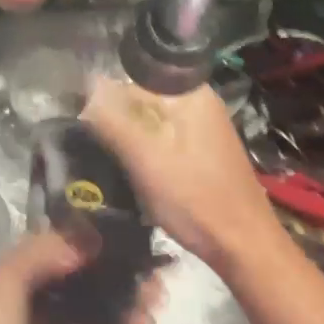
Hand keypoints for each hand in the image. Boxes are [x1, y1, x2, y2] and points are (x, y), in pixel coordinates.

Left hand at [0, 231, 159, 323]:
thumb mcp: (6, 278)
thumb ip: (45, 253)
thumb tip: (92, 237)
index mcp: (22, 273)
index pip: (64, 249)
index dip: (94, 240)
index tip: (127, 231)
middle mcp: (44, 300)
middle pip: (89, 281)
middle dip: (119, 272)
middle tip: (152, 265)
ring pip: (102, 313)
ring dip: (128, 302)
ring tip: (155, 292)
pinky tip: (143, 323)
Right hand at [80, 77, 282, 269]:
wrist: (243, 246)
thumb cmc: (193, 198)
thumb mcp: (143, 157)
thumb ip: (112, 118)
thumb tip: (85, 84)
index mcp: (190, 93)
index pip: (134, 77)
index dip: (103, 94)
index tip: (80, 118)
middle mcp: (200, 102)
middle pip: (142, 98)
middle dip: (115, 116)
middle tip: (88, 142)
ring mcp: (204, 128)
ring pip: (151, 120)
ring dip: (127, 136)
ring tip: (103, 156)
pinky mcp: (203, 152)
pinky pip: (163, 139)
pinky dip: (145, 150)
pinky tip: (131, 170)